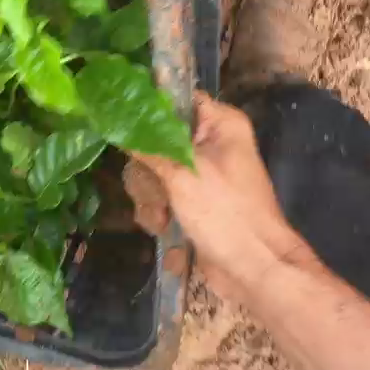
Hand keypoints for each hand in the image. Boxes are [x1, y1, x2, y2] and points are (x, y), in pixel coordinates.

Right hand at [127, 93, 315, 293]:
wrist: (255, 271)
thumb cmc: (227, 214)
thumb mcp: (182, 176)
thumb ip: (146, 147)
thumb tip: (115, 120)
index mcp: (221, 124)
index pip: (176, 98)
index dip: (148, 111)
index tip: (125, 126)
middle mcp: (211, 142)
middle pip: (156, 137)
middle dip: (148, 169)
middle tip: (154, 187)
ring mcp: (200, 171)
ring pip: (153, 168)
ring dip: (150, 194)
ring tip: (161, 216)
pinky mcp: (192, 198)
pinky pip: (160, 192)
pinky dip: (157, 210)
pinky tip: (163, 227)